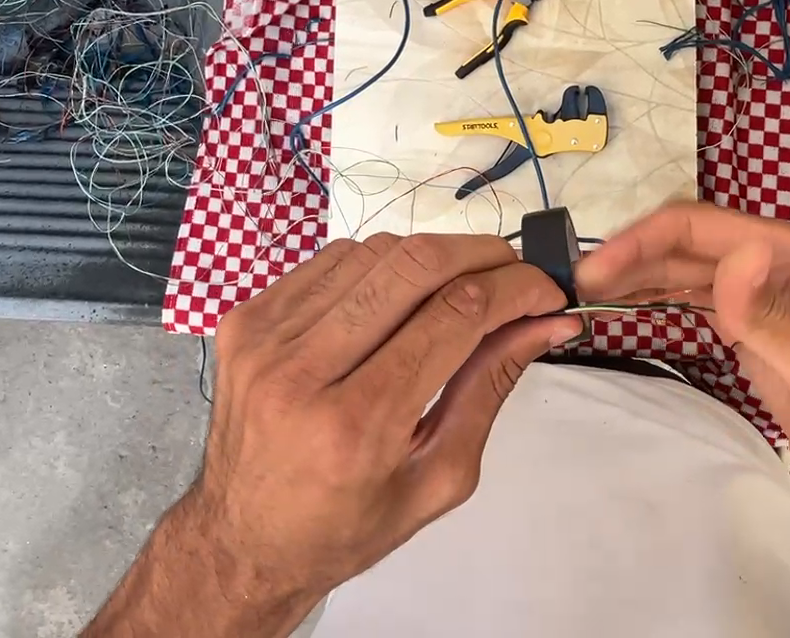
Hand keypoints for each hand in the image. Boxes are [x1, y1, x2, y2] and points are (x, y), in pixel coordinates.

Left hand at [85, 233, 577, 637]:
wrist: (240, 538)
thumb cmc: (348, 525)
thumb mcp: (439, 476)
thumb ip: (491, 386)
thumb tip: (546, 322)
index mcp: (356, 425)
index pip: (455, 314)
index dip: (515, 288)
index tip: (548, 289)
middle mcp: (303, 368)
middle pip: (415, 264)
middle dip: (482, 254)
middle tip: (516, 270)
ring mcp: (266, 335)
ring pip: (376, 250)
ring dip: (435, 256)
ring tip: (463, 284)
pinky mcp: (247, 317)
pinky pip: (334, 258)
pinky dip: (383, 263)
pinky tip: (400, 292)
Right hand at [578, 201, 789, 507]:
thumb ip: (771, 318)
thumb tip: (733, 255)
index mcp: (789, 253)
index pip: (699, 226)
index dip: (643, 240)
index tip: (597, 267)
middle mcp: (765, 259)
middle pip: (682, 241)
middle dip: (630, 256)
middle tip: (578, 283)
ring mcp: (753, 290)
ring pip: (679, 266)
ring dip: (634, 274)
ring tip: (587, 289)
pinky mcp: (743, 322)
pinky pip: (686, 295)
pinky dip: (652, 296)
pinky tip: (622, 303)